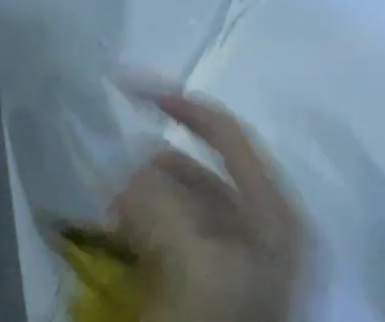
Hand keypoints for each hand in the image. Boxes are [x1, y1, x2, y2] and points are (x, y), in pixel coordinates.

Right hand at [115, 91, 304, 321]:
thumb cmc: (216, 315)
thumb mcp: (188, 253)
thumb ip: (158, 195)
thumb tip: (135, 170)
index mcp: (275, 213)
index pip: (226, 131)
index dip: (175, 100)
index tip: (120, 85)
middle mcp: (266, 227)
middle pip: (194, 167)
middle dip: (144, 167)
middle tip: (109, 184)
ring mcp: (244, 256)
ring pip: (179, 199)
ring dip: (139, 198)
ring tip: (111, 216)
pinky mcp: (220, 278)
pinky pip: (173, 230)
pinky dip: (144, 223)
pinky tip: (121, 237)